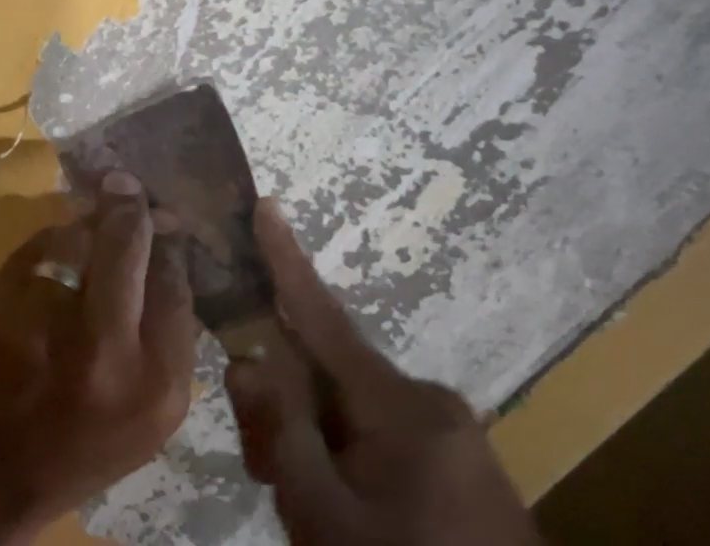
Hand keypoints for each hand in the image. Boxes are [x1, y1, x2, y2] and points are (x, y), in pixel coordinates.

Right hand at [0, 172, 200, 536]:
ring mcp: (172, 401)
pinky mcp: (176, 415)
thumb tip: (85, 214)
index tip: (119, 177)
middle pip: (168, 277)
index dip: (121, 207)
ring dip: (163, 266)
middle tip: (136, 198)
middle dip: (151, 231)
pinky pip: (180, 340)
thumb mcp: (0, 307)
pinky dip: (163, 304)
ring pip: (182, 307)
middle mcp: (152, 374)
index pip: (123, 253)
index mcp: (97, 345)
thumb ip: (45, 254)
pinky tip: (145, 286)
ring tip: (146, 235)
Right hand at [226, 200, 542, 545]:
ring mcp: (452, 435)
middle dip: (281, 397)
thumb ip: (278, 424)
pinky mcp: (459, 464)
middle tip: (258, 460)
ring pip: (346, 406)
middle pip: (326, 371)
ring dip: (307, 432)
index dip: (286, 261)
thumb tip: (250, 355)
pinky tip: (330, 494)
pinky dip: (339, 449)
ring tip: (294, 491)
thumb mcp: (317, 505)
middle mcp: (431, 405)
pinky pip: (377, 432)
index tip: (267, 203)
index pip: (324, 317)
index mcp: (402, 406)